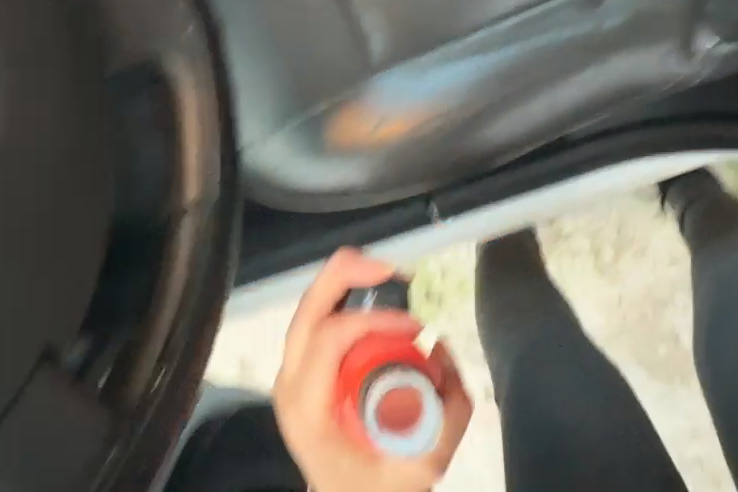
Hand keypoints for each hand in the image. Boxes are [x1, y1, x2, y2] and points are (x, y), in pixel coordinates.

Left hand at [273, 249, 472, 491]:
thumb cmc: (376, 487)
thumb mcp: (419, 468)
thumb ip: (446, 418)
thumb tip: (443, 353)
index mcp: (307, 408)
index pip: (330, 339)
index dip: (373, 320)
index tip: (415, 326)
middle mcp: (290, 381)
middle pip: (310, 307)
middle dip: (347, 274)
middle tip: (390, 267)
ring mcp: (291, 369)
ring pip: (311, 304)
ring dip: (347, 281)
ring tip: (387, 275)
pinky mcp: (301, 363)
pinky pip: (319, 315)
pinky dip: (345, 295)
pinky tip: (375, 292)